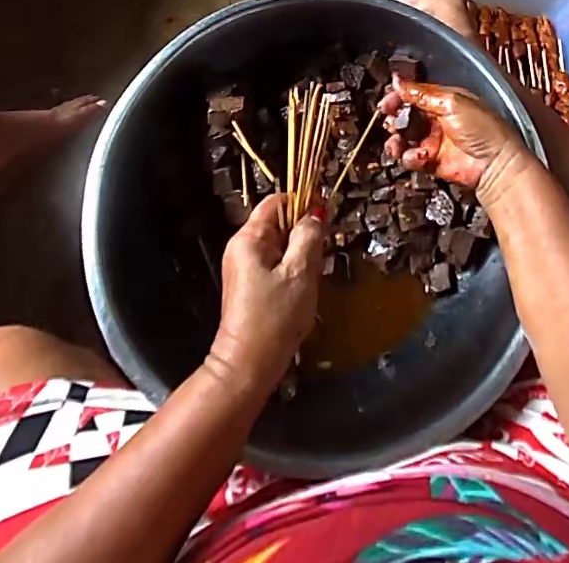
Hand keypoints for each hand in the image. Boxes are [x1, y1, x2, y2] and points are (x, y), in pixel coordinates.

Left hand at [209, 193, 323, 390]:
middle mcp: (242, 247)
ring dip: (301, 254)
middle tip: (322, 253)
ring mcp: (245, 266)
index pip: (276, 202)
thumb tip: (316, 212)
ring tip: (313, 275)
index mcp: (248, 238)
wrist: (249, 365)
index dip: (302, 202)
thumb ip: (309, 237)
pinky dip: (294, 270)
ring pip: (281, 245)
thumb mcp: (300, 273)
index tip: (326, 214)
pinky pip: (276, 264)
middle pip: (279, 223)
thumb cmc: (275, 317)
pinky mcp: (251, 285)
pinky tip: (304, 288)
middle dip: (304, 233)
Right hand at [381, 80, 534, 197]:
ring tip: (396, 142)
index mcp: (444, 100)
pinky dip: (409, 156)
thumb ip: (423, 93)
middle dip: (393, 116)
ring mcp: (433, 140)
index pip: (414, 93)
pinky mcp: (431, 160)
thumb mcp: (453, 102)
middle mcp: (437, 119)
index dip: (399, 95)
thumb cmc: (485, 130)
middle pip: (405, 114)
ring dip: (396, 139)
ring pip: (403, 137)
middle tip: (389, 119)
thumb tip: (400, 82)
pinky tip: (418, 156)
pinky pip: (410, 157)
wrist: (495, 164)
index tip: (388, 99)